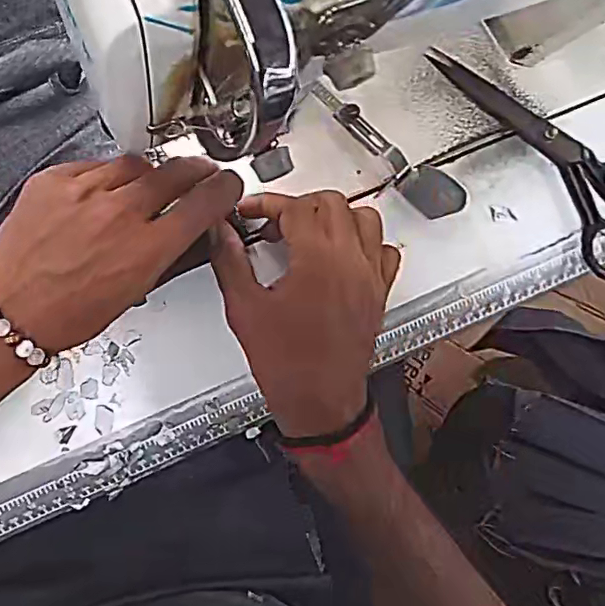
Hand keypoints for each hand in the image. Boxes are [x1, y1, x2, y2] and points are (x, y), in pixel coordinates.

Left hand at [0, 155, 241, 411]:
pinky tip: (98, 196)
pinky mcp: (54, 180)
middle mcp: (117, 214)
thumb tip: (193, 231)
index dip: (224, 188)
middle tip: (195, 176)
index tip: (225, 185)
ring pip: (135, 164)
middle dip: (194, 171)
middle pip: (176, 170)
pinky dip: (103, 177)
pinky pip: (94, 165)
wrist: (11, 311)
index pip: (205, 200)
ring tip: (136, 194)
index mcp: (145, 249)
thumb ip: (170, 255)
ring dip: (146, 175)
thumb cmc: (67, 313)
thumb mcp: (134, 290)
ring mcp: (83, 192)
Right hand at [208, 191, 401, 438]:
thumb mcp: (243, 308)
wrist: (320, 402)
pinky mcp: (379, 293)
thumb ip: (230, 261)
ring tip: (306, 232)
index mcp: (317, 261)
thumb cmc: (288, 365)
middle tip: (273, 223)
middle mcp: (350, 264)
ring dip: (333, 216)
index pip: (296, 207)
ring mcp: (369, 277)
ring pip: (364, 218)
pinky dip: (364, 242)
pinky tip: (341, 253)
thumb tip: (221, 233)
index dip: (267, 204)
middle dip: (297, 205)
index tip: (251, 212)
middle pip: (331, 203)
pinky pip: (383, 250)